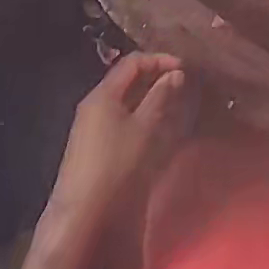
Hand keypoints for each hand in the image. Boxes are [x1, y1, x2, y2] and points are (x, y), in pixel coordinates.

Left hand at [44, 54, 189, 233]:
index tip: (184, 68)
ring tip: (176, 101)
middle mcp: (94, 103)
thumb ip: (160, 97)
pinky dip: (141, 111)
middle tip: (183, 83)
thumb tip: (176, 73)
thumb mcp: (143, 128)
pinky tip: (157, 123)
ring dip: (150, 95)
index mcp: (103, 94)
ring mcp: (92, 122)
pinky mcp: (95, 141)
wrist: (83, 209)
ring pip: (125, 98)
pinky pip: (121, 114)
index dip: (159, 60)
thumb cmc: (116, 162)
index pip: (132, 63)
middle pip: (126, 79)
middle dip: (155, 76)